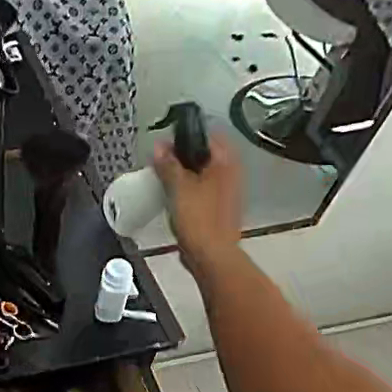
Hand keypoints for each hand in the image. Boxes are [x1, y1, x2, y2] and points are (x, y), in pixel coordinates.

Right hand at [152, 132, 241, 265]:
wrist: (212, 257)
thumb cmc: (198, 219)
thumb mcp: (178, 187)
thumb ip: (168, 164)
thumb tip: (159, 147)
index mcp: (226, 161)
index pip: (205, 135)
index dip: (183, 137)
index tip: (164, 147)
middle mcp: (232, 173)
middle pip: (204, 156)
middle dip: (182, 158)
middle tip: (161, 164)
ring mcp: (229, 193)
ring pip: (203, 175)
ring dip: (185, 177)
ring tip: (165, 182)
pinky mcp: (221, 211)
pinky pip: (203, 193)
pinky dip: (190, 193)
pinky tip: (175, 201)